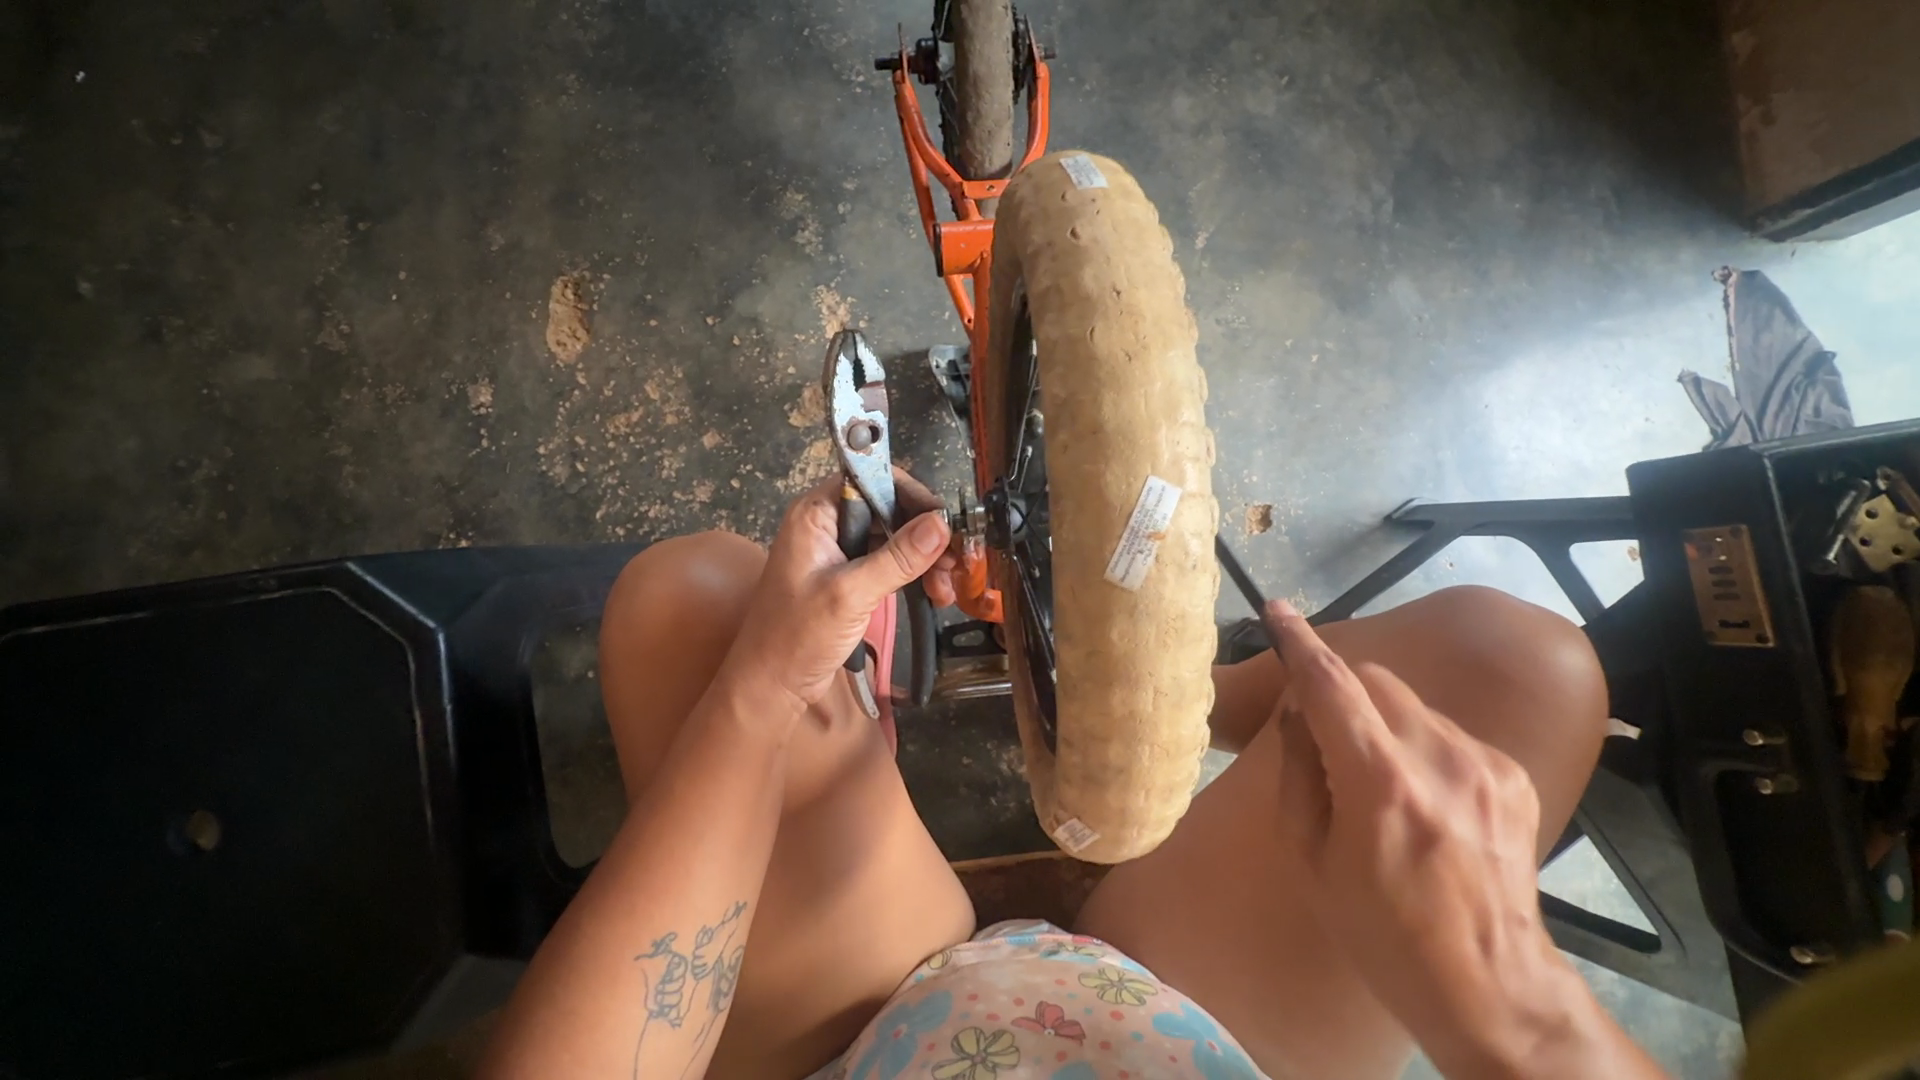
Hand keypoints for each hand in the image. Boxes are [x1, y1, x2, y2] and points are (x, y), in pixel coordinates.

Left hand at [715, 473, 950, 714]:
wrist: (771, 686)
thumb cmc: (798, 636)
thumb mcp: (851, 593)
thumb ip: (897, 557)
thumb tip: (942, 523)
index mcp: (816, 514)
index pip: (872, 480)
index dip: (912, 496)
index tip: (945, 522)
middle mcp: (828, 524)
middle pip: (889, 508)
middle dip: (926, 533)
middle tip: (956, 561)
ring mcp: (840, 551)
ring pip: (894, 537)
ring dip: (925, 558)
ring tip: (947, 587)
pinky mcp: (850, 577)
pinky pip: (890, 562)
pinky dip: (914, 575)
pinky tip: (934, 594)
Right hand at [1261, 599, 1650, 1077]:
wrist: (1491, 988)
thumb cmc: (1379, 932)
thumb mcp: (1310, 858)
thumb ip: (1298, 771)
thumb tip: (1299, 712)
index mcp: (1379, 782)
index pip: (1330, 685)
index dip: (1298, 642)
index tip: (1276, 609)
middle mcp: (1439, 758)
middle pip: (1374, 681)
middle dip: (1336, 689)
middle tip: (1318, 737)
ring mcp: (1485, 764)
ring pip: (1409, 704)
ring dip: (1376, 719)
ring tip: (1373, 781)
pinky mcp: (1511, 775)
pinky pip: (1445, 731)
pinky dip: (1415, 743)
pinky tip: (1419, 798)